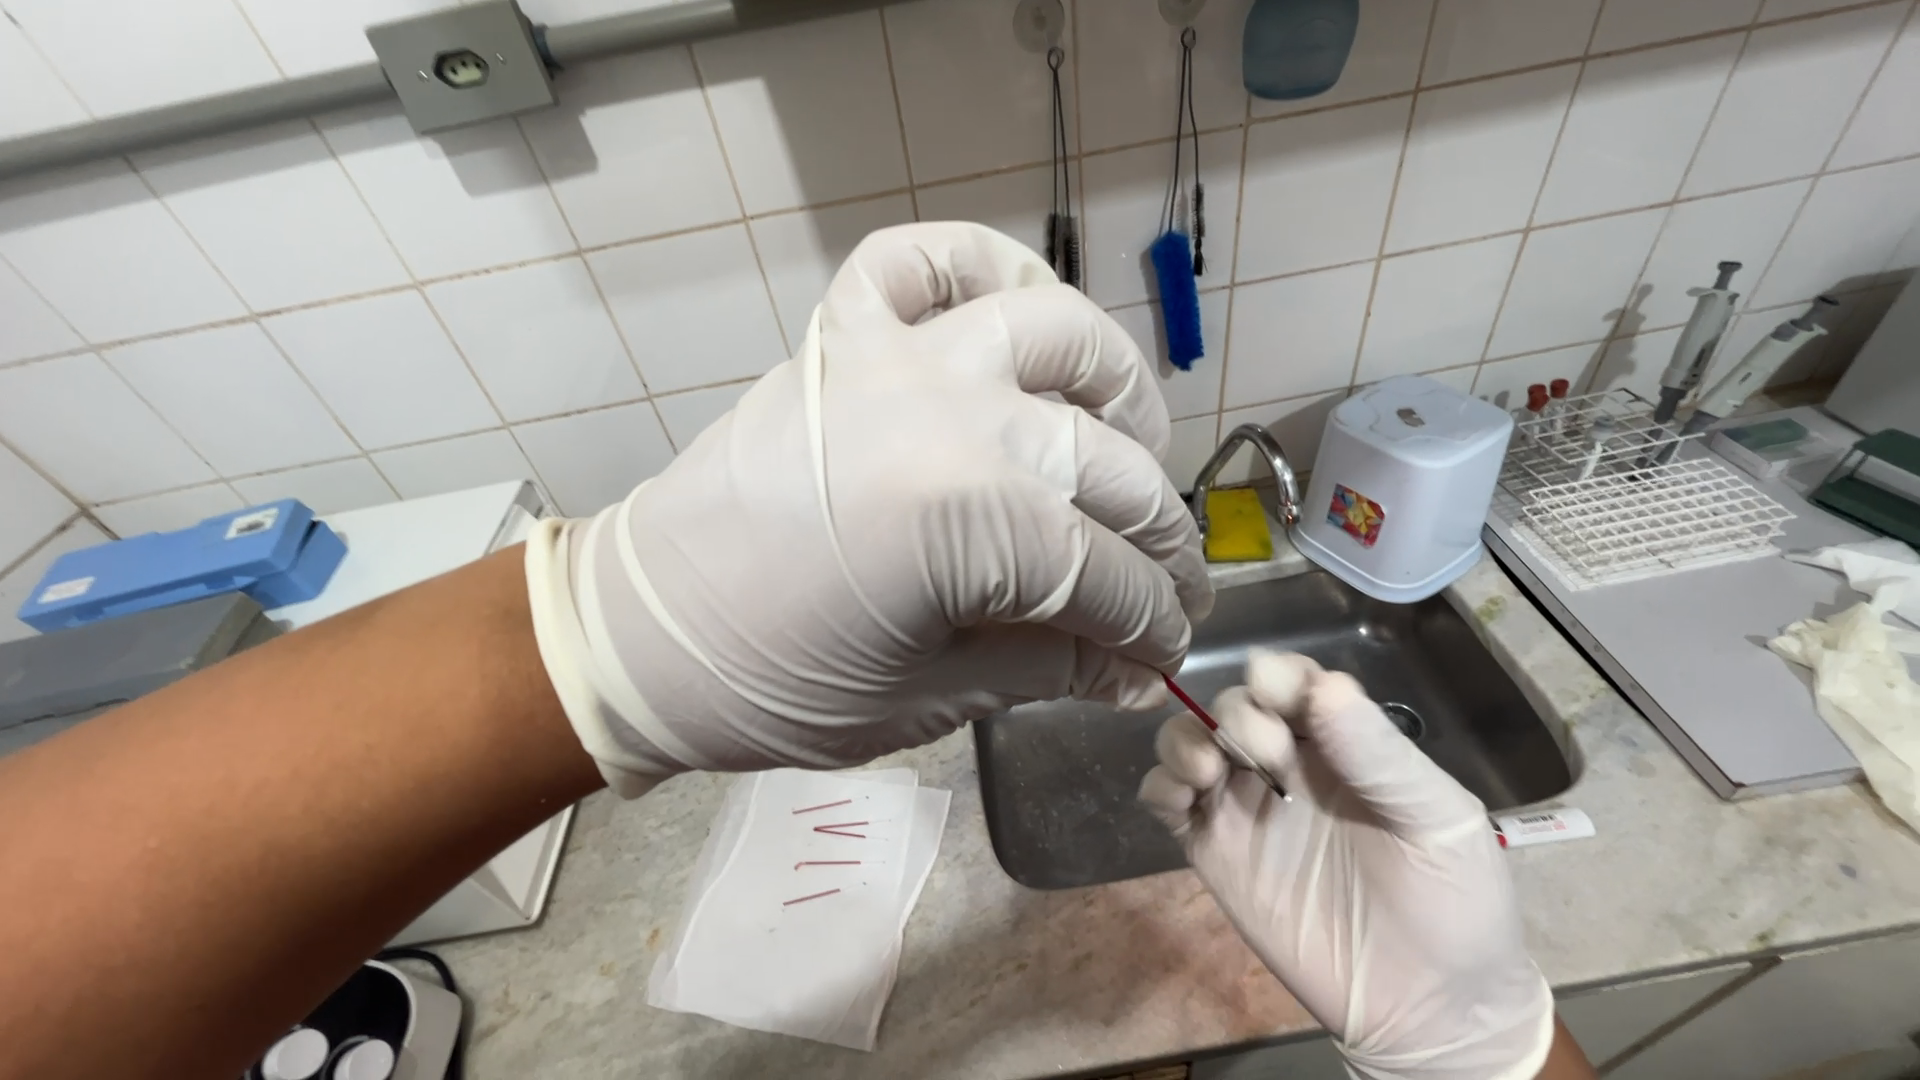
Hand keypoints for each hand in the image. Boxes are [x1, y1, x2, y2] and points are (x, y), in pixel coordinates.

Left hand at [525, 222, 1211, 793]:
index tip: (1167, 656)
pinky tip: (1016, 314)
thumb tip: (1139, 671)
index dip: (1149, 624)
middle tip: (1170, 588)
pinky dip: (982, 265)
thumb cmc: (775, 686)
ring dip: (1118, 392)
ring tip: (1133, 448)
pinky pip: (926, 260)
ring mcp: (894, 357)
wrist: (636, 633)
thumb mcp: (926, 698)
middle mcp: (947, 410)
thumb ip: (1049, 668)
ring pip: (1058, 331)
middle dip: (1159, 540)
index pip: (1104, 573)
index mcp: (964, 518)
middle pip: (1103, 467)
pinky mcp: (844, 338)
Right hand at [1140, 651, 1554, 1079]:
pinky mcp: (1210, 849)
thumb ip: (1377, 752)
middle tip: (1267, 758)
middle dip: (1238, 716)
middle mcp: (1283, 765)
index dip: (1276, 674)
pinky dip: (1159, 784)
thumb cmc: (1453, 904)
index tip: (1271, 685)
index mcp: (1339, 745)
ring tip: (1207, 772)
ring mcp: (1242, 806)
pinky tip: (1181, 799)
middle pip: (1233, 706)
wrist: (1428, 1011)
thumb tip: (1324, 685)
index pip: (1293, 683)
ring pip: (1186, 740)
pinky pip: (1163, 798)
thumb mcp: (1436, 818)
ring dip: (1184, 740)